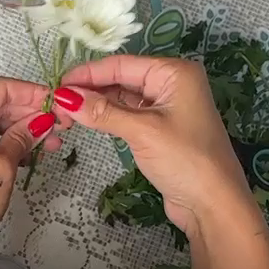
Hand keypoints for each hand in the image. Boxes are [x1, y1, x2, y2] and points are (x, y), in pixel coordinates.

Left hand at [0, 77, 60, 268]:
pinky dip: (3, 141)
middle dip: (28, 113)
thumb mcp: (1, 169)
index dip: (32, 93)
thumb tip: (42, 120)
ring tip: (50, 142)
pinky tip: (28, 152)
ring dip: (19, 129)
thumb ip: (22, 137)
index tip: (57, 102)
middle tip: (60, 124)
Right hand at [55, 55, 258, 241]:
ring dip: (97, 104)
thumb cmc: (184, 159)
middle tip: (56, 101)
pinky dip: (109, 117)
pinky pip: (129, 115)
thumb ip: (102, 112)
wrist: (212, 203)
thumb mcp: (141, 131)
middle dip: (90, 89)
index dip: (88, 73)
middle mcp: (172, 84)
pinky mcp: (161, 130)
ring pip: (124, 98)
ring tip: (65, 112)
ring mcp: (167, 108)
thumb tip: (63, 98)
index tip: (57, 84)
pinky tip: (88, 120)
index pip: (122, 65)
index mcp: (174, 73)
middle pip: (122, 78)